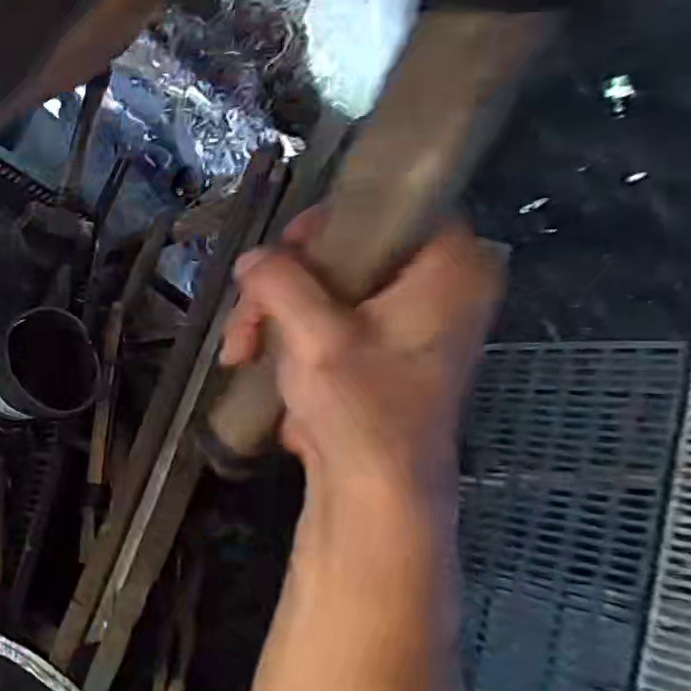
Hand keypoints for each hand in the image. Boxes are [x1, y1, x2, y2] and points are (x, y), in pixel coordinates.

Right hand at [219, 215, 504, 506]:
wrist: (371, 481)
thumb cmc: (362, 406)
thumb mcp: (315, 336)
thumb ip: (279, 283)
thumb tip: (249, 257)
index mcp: (449, 272)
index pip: (397, 209)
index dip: (332, 221)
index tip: (283, 252)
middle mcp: (433, 287)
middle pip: (342, 250)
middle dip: (278, 284)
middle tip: (248, 318)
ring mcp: (399, 318)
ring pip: (316, 283)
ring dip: (266, 312)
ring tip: (240, 349)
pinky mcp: (368, 345)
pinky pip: (314, 313)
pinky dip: (277, 330)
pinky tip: (249, 357)